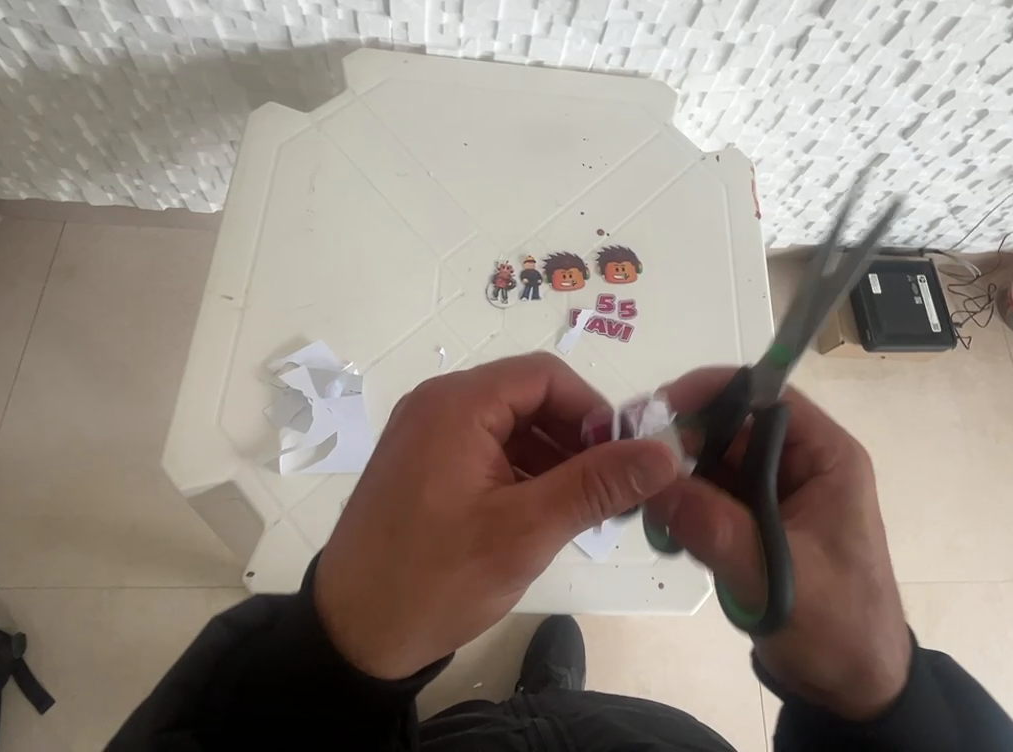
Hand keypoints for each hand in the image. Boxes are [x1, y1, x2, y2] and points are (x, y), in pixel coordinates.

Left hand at [314, 353, 682, 678]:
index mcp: (458, 404)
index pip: (545, 375)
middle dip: (574, 437)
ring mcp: (426, 432)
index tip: (622, 458)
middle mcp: (439, 403)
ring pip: (509, 423)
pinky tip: (541, 511)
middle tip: (609, 490)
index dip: (591, 409)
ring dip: (551, 456)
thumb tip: (664, 454)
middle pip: (527, 396)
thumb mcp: (525, 531)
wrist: (348, 638)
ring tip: (583, 508)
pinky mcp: (422, 461)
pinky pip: (485, 446)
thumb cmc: (435, 579)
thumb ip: (596, 485)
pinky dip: (520, 470)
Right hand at [644, 369, 913, 720]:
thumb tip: (652, 481)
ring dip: (678, 473)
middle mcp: (798, 460)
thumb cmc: (837, 626)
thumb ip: (715, 527)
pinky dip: (683, 501)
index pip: (765, 395)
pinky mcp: (754, 515)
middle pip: (730, 423)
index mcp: (825, 455)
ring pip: (713, 456)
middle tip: (635, 461)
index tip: (659, 408)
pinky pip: (709, 489)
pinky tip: (665, 525)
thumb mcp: (776, 575)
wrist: (852, 688)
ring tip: (646, 499)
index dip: (712, 391)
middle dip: (683, 437)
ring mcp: (774, 488)